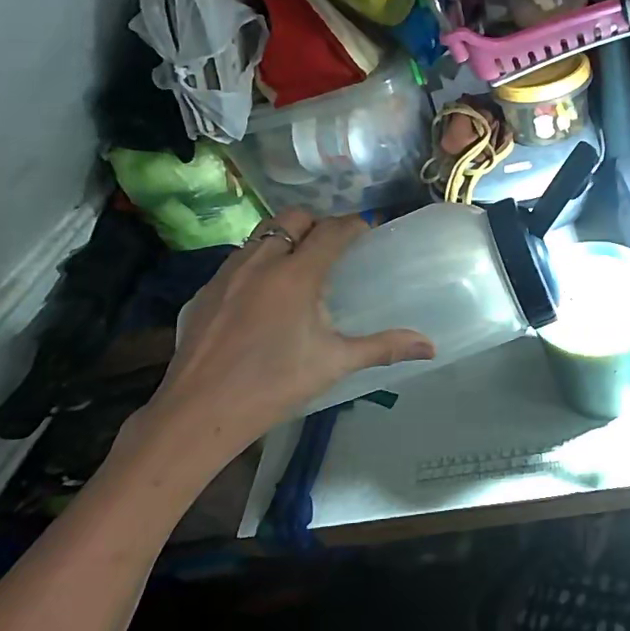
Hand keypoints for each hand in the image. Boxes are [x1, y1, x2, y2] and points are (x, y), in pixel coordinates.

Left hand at [131, 211, 434, 482]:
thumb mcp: (335, 363)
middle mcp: (260, 263)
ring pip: (260, 235)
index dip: (354, 226)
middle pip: (292, 219)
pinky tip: (266, 293)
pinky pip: (238, 259)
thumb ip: (384, 348)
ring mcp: (226, 275)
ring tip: (302, 265)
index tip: (368, 232)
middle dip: (318, 223)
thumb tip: (431, 347)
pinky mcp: (204, 292)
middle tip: (335, 246)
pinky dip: (259, 260)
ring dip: (286, 238)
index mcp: (296, 275)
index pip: (331, 231)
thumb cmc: (275, 384)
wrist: (199, 412)